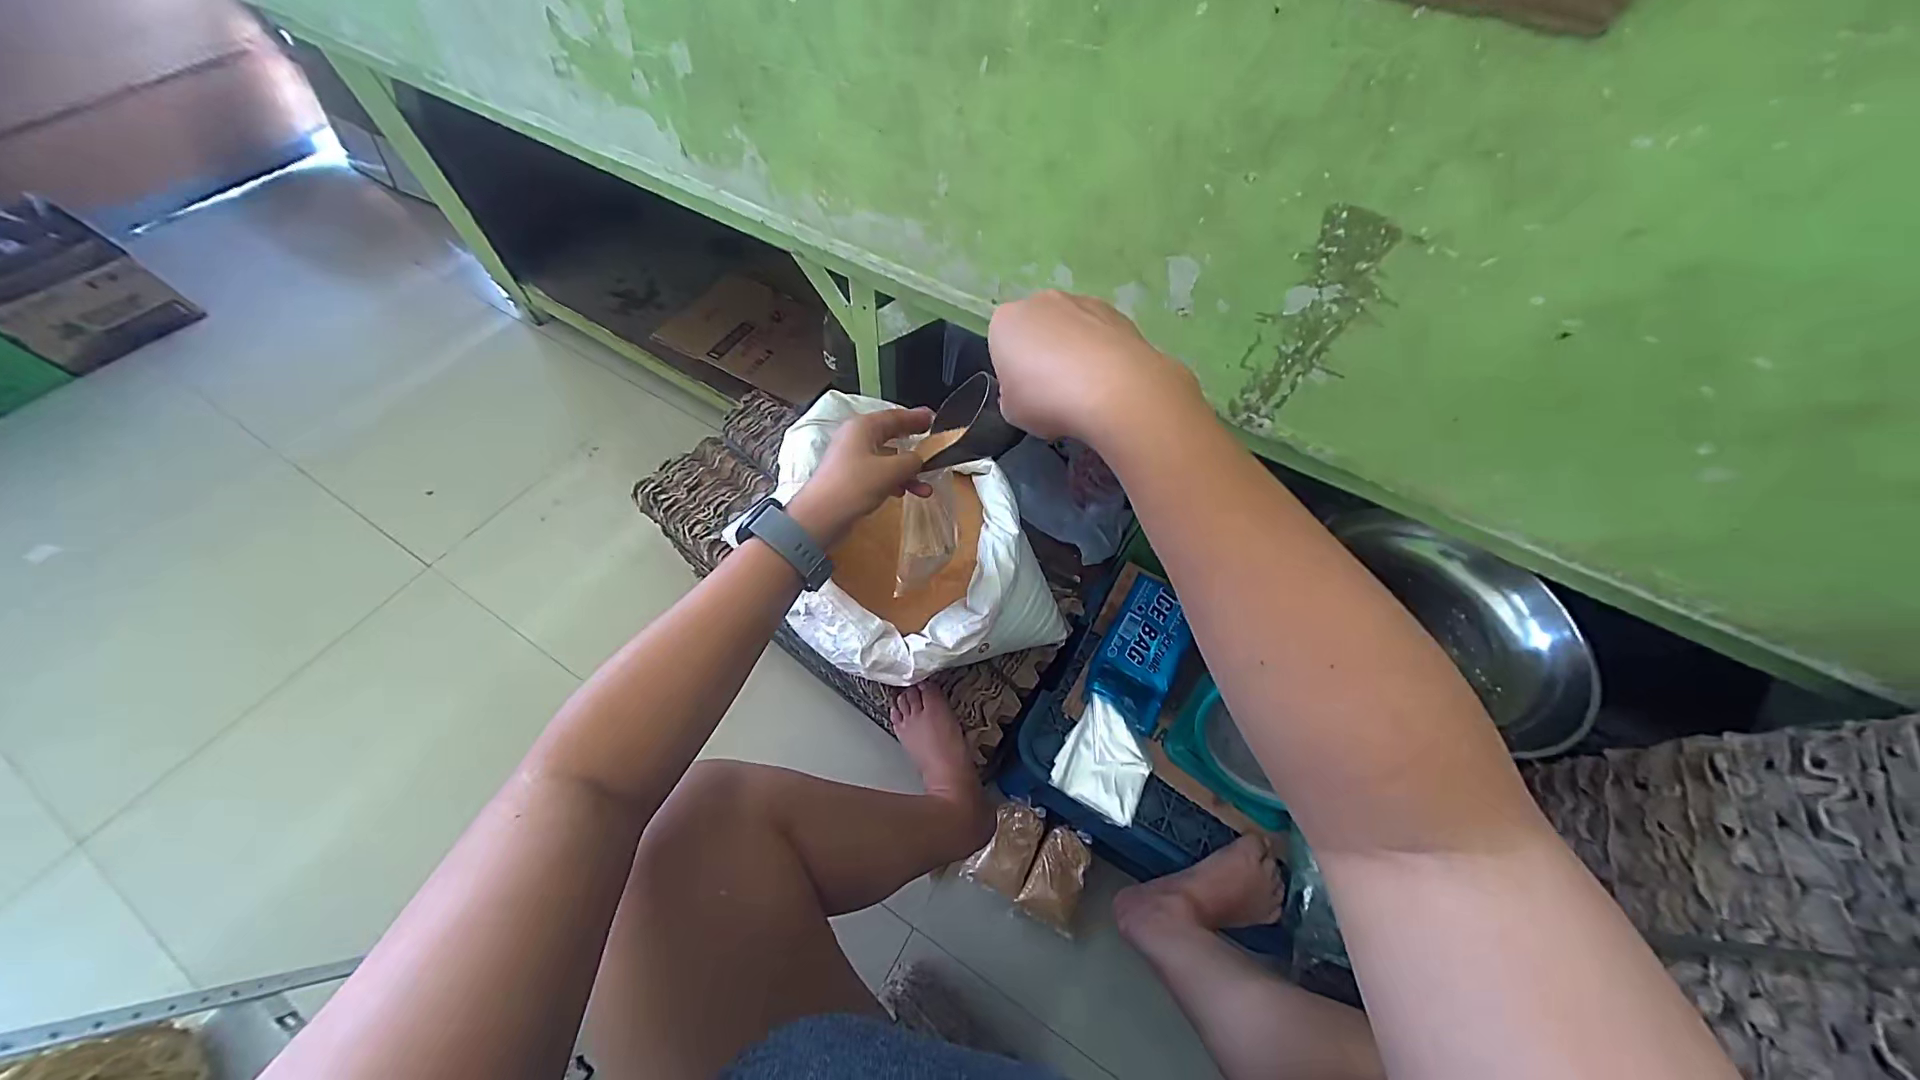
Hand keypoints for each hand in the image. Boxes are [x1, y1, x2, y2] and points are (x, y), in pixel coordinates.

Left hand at [787, 406, 934, 545]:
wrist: (821, 516)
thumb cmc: (855, 485)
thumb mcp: (891, 470)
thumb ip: (912, 461)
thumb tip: (919, 460)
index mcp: (863, 427)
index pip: (895, 416)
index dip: (916, 418)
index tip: (933, 418)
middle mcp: (856, 438)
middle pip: (890, 435)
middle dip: (914, 443)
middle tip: (934, 442)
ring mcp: (852, 459)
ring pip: (887, 458)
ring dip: (908, 470)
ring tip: (927, 485)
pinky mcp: (851, 478)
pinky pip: (879, 474)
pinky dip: (895, 481)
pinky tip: (907, 492)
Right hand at [988, 291, 1203, 444]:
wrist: (1113, 389)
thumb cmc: (1048, 400)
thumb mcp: (1011, 412)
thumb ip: (1011, 396)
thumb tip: (1025, 390)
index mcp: (1005, 321)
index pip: (1001, 345)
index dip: (1012, 373)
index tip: (1026, 395)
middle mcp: (1040, 301)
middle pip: (1036, 330)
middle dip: (1043, 356)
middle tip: (1055, 393)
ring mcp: (1081, 301)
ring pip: (1069, 329)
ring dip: (1073, 352)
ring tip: (1087, 389)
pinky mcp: (1116, 311)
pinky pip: (1099, 334)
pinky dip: (1101, 352)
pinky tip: (1109, 380)